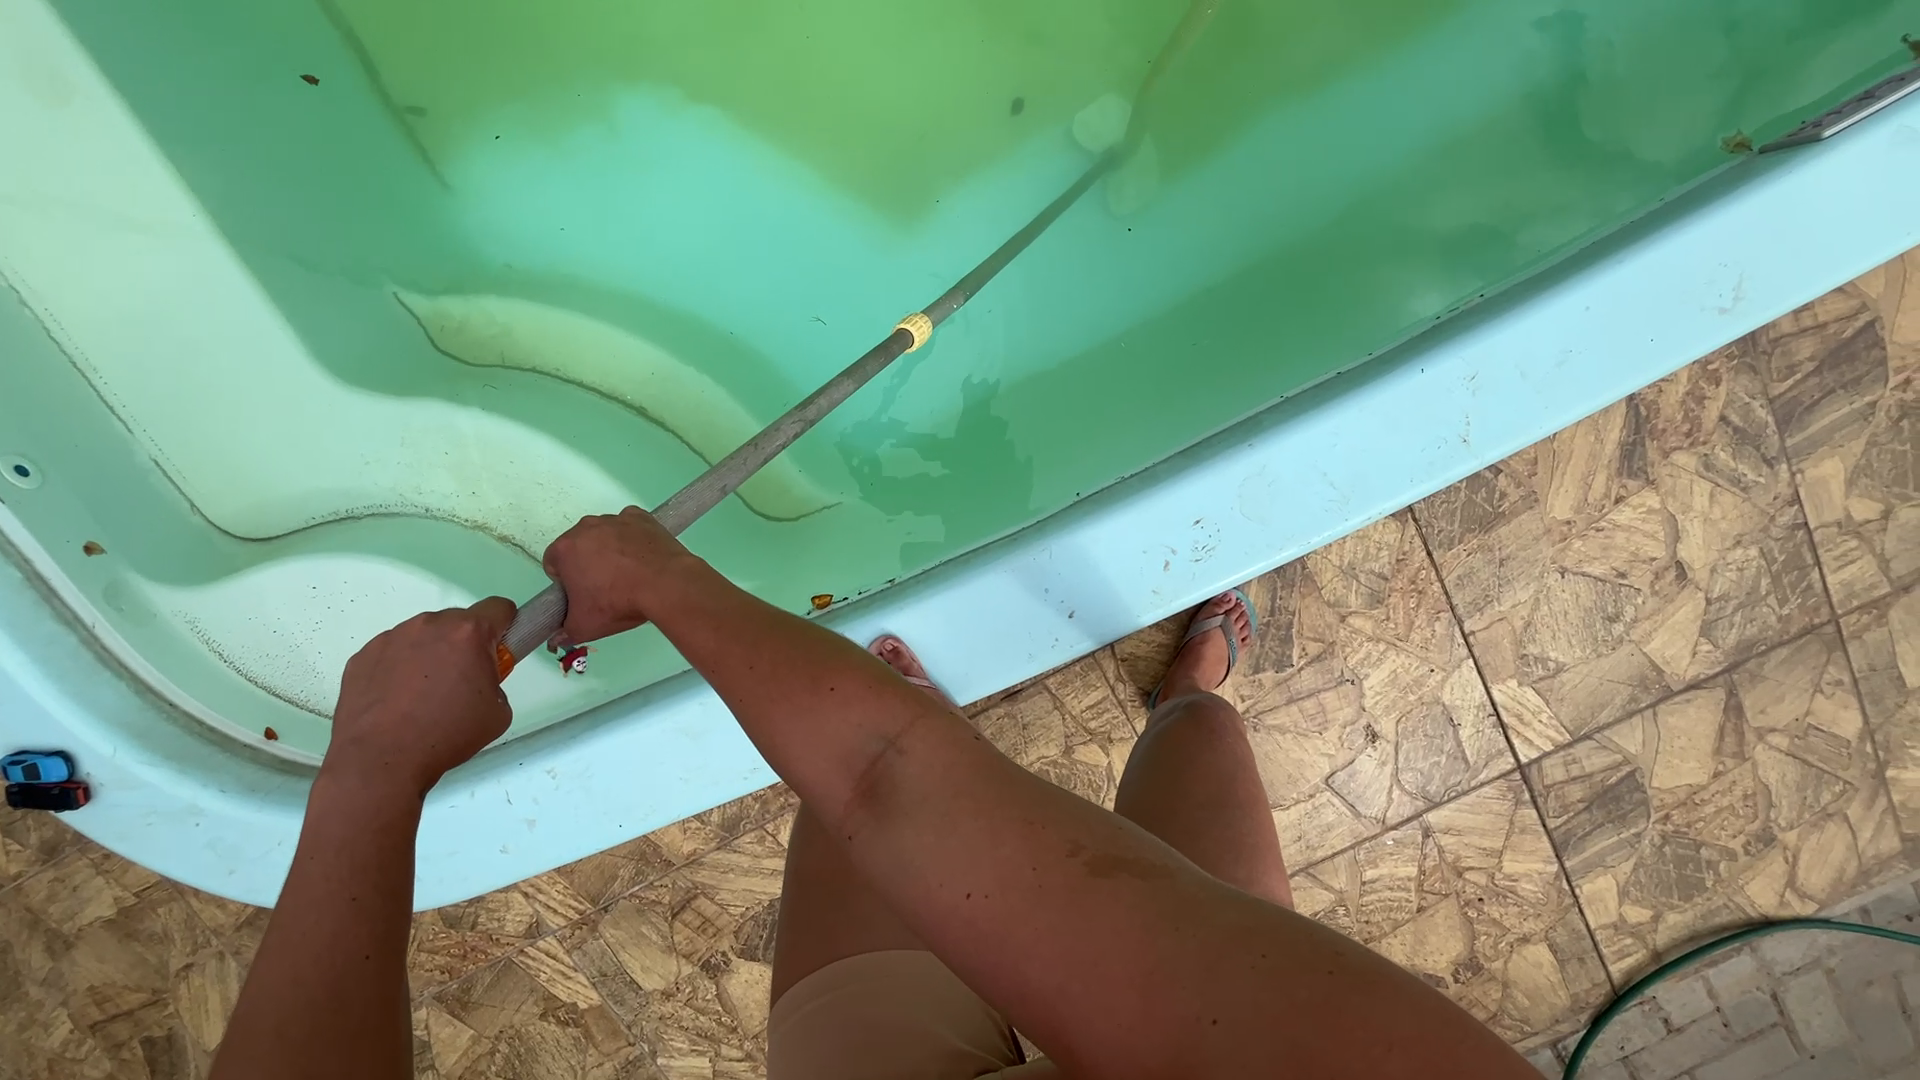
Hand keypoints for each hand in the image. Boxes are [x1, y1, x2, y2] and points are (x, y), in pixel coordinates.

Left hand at [327, 597, 516, 797]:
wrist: (380, 761)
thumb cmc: (449, 734)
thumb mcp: (499, 710)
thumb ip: (495, 680)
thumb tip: (477, 677)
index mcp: (469, 633)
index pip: (499, 607)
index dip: (506, 626)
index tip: (500, 649)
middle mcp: (429, 625)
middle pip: (459, 621)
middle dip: (465, 643)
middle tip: (461, 680)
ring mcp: (391, 638)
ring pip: (423, 635)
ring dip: (431, 653)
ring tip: (422, 694)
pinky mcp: (362, 656)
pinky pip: (392, 652)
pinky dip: (399, 667)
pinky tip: (396, 700)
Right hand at [541, 506, 704, 646]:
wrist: (666, 585)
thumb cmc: (619, 603)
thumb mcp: (584, 626)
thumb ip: (565, 631)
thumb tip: (557, 638)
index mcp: (564, 549)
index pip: (554, 564)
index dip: (567, 582)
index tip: (584, 594)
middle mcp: (586, 527)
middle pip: (580, 547)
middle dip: (588, 564)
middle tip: (607, 586)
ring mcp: (616, 519)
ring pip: (606, 535)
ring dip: (612, 549)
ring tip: (630, 573)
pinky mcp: (642, 518)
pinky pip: (631, 526)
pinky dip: (634, 537)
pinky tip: (643, 556)